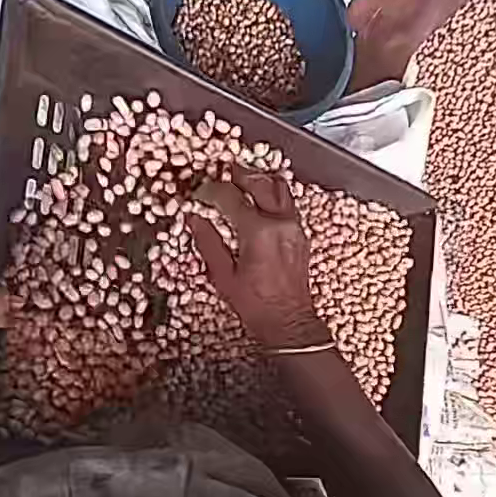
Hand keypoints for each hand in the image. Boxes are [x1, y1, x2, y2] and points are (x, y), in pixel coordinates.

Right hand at [187, 167, 330, 349]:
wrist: (288, 323)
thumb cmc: (256, 306)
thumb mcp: (224, 276)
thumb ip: (208, 243)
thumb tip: (195, 219)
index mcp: (258, 232)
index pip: (230, 197)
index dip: (211, 191)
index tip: (199, 193)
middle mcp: (280, 224)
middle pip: (259, 182)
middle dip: (239, 175)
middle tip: (223, 173)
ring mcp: (294, 228)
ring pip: (280, 188)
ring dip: (260, 180)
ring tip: (243, 180)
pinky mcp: (300, 236)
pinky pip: (288, 204)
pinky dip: (273, 196)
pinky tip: (260, 202)